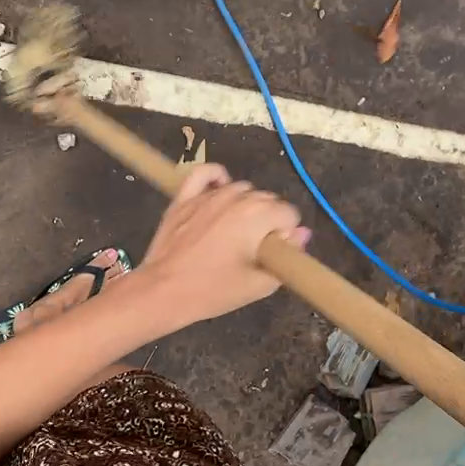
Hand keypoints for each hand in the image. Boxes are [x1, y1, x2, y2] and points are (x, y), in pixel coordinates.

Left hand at [136, 163, 309, 330]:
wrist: (163, 291)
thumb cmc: (212, 291)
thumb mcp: (259, 283)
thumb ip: (288, 256)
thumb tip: (302, 234)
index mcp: (258, 215)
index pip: (289, 215)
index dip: (284, 236)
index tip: (268, 255)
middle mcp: (235, 197)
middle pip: (266, 201)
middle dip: (265, 222)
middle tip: (249, 252)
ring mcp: (207, 195)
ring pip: (240, 190)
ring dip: (243, 207)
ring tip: (231, 236)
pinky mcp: (183, 198)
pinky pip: (203, 174)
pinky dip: (215, 178)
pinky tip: (219, 191)